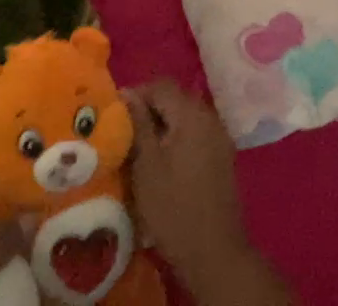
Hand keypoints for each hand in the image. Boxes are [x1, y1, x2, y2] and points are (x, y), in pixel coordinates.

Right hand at [126, 81, 295, 304]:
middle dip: (148, 108)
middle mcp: (211, 118)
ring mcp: (220, 137)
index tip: (114, 113)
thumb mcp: (146, 165)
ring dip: (162, 123)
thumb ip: (138, 124)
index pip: (161, 85)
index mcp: (192, 115)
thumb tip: (128, 94)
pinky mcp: (222, 156)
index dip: (136, 93)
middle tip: (124, 130)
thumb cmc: (173, 208)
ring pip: (185, 116)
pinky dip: (177, 137)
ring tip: (139, 145)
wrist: (213, 251)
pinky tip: (161, 159)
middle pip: (175, 98)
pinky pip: (196, 133)